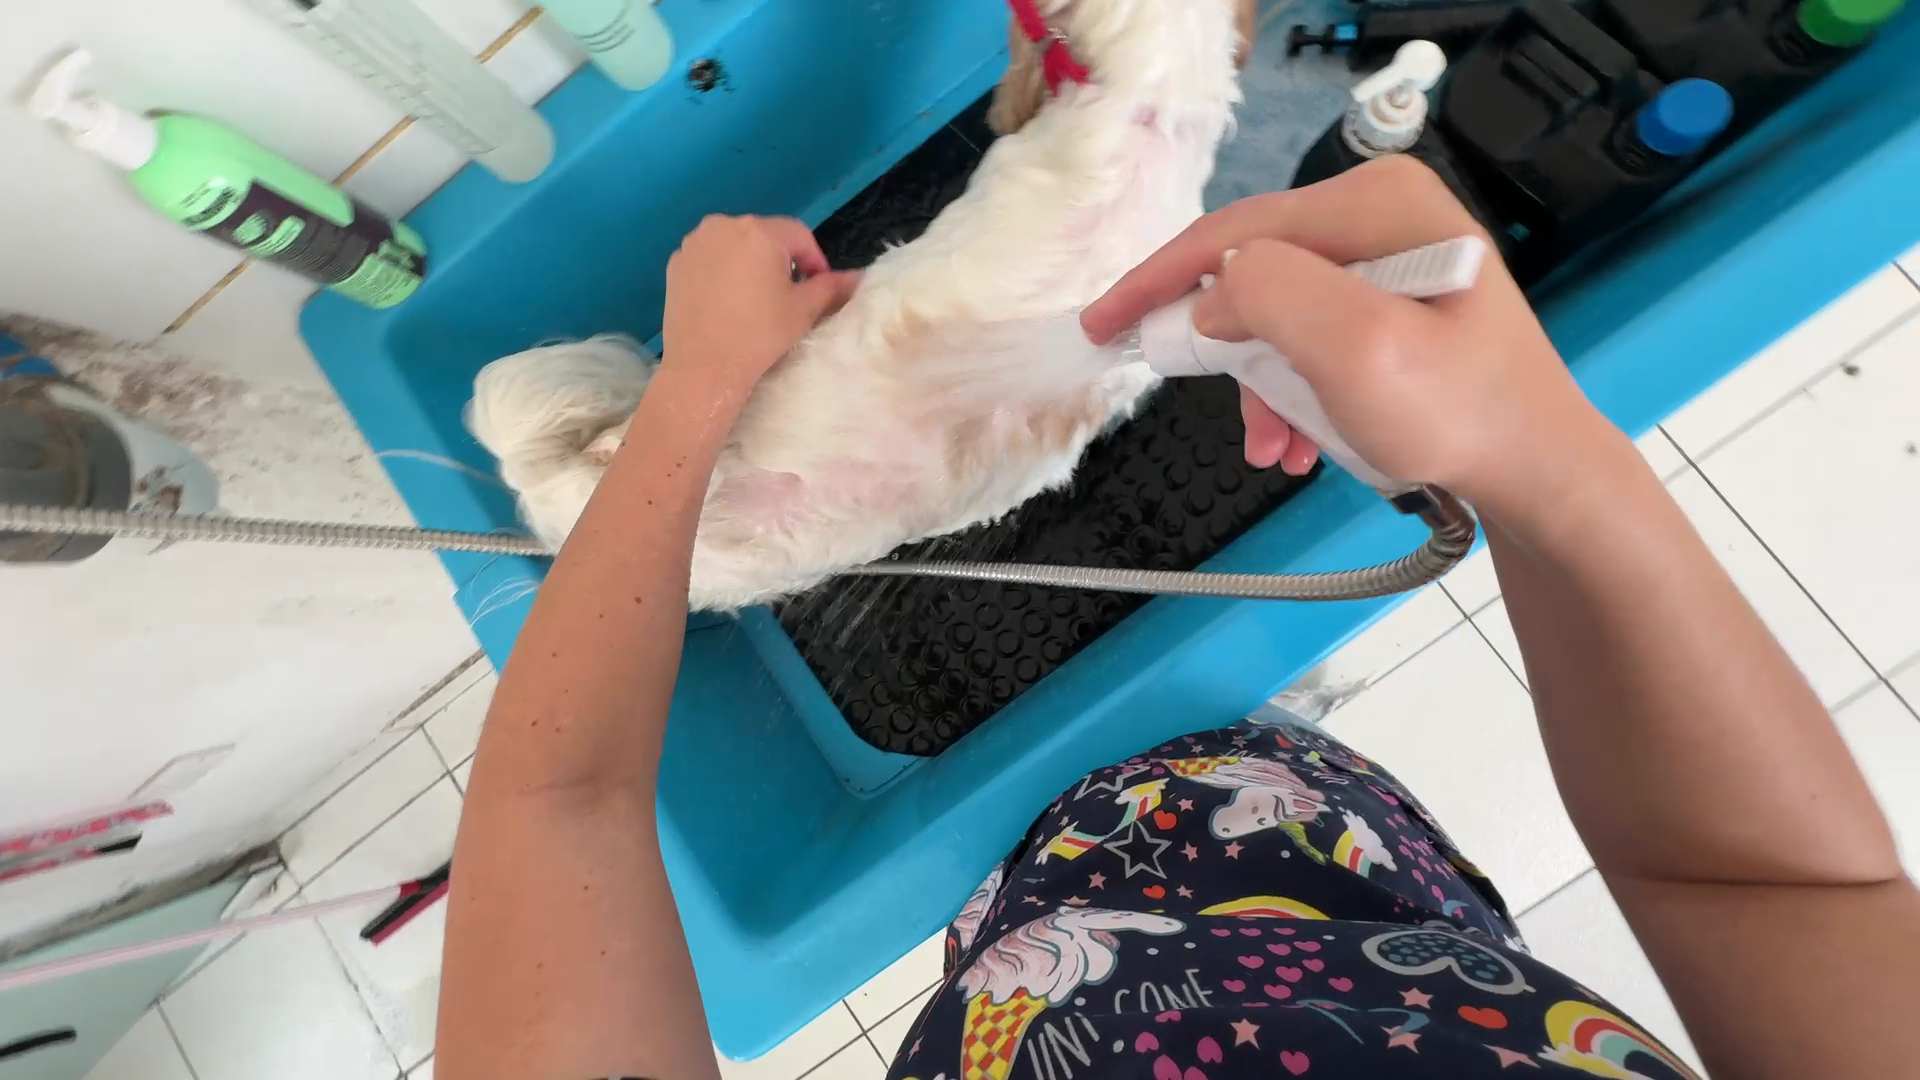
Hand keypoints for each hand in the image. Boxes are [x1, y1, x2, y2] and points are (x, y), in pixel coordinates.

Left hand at [660, 215, 859, 400]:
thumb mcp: (803, 311)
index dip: (815, 260)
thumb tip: (858, 278)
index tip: (818, 289)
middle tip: (788, 297)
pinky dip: (724, 272)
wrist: (704, 366)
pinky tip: (728, 304)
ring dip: (752, 264)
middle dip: (781, 260)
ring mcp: (695, 243)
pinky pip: (710, 259)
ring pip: (736, 245)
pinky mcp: (676, 263)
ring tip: (756, 300)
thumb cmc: (759, 335)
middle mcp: (724, 225)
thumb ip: (831, 288)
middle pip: (765, 236)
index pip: (799, 234)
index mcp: (759, 232)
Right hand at [1083, 157, 1619, 515]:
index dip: (1154, 281)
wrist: (1530, 470)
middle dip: (1215, 347)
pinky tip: (1294, 441)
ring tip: (1270, 446)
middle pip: (1247, 277)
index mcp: (1370, 206)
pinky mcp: (1378, 308)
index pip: (1231, 235)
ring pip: (1268, 321)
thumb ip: (1271, 297)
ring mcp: (1378, 265)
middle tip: (1181, 391)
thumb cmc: (1453, 412)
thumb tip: (1210, 298)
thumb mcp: (1355, 348)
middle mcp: (1373, 221)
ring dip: (1255, 388)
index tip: (1102, 326)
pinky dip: (1284, 395)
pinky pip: (1299, 345)